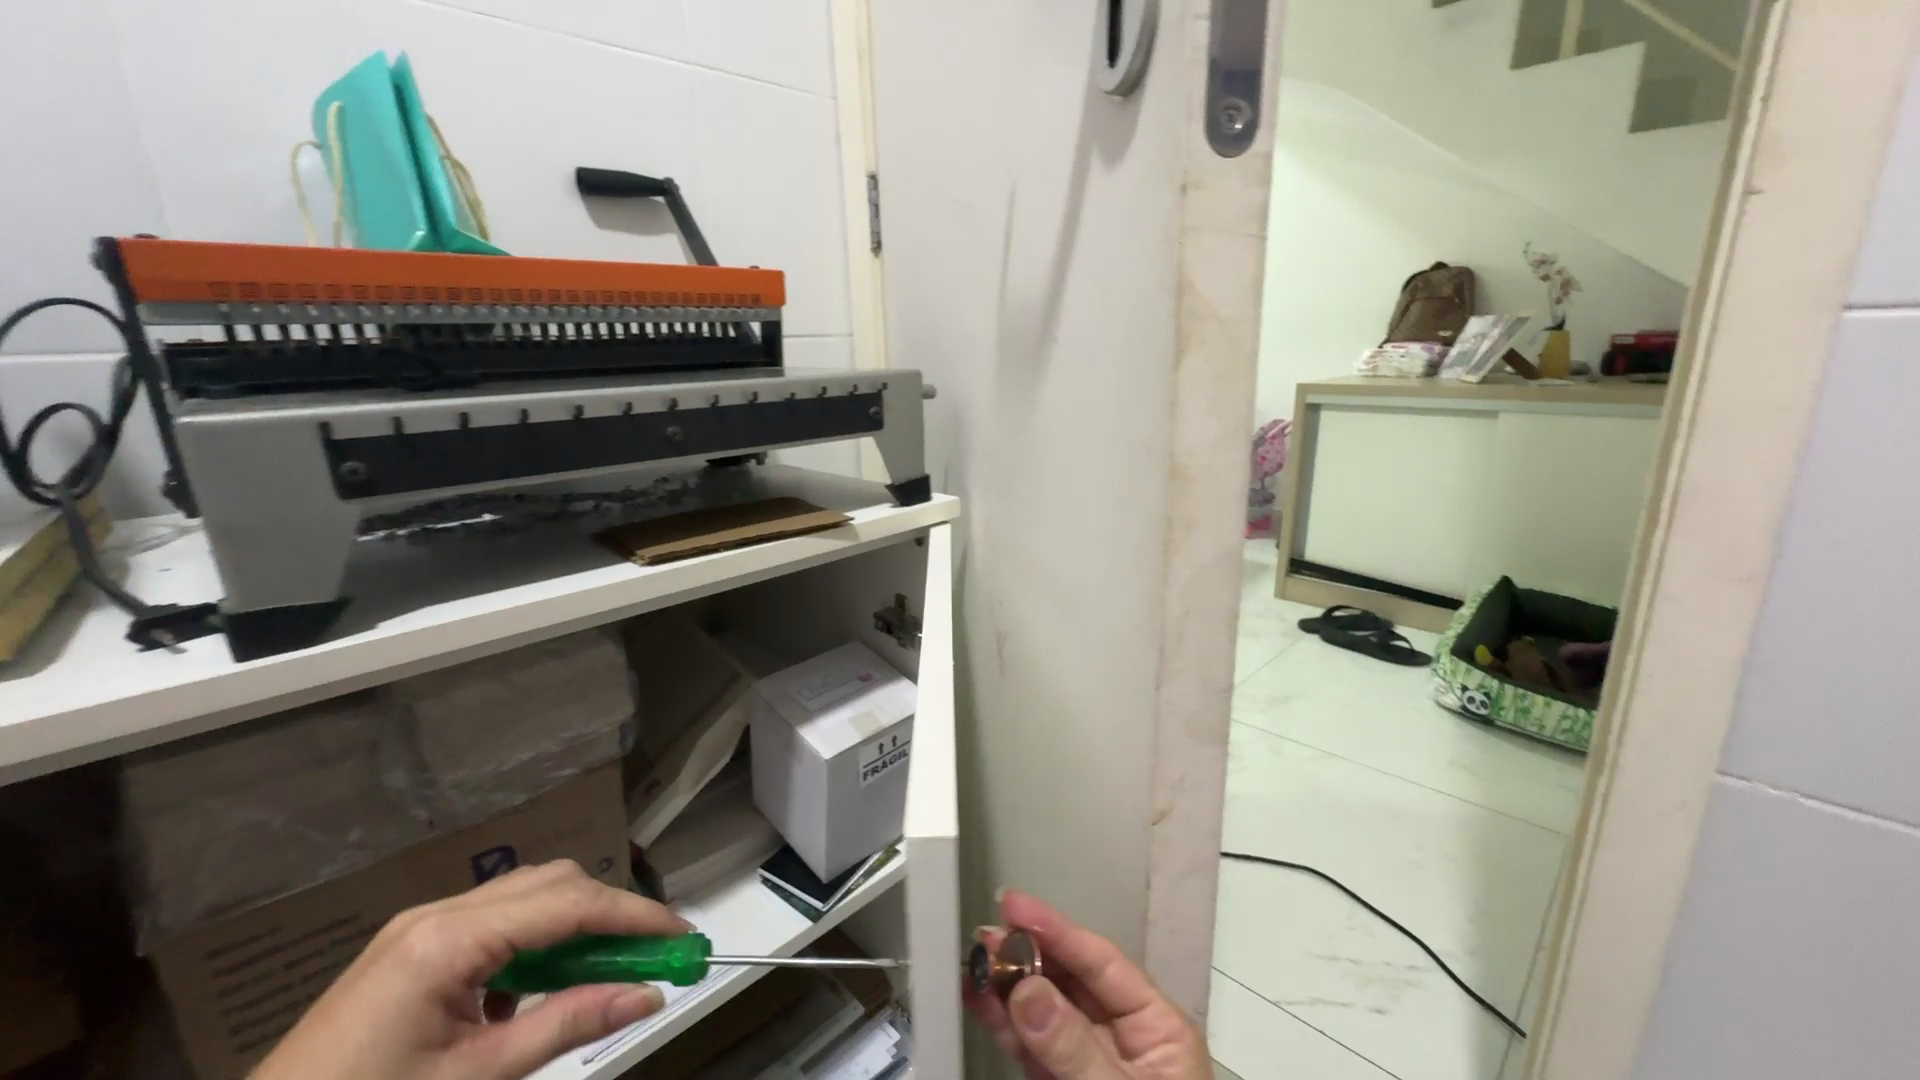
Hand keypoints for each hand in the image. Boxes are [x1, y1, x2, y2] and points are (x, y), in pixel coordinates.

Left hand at [253, 859, 690, 1079]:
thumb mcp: (475, 1077)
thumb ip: (566, 1024)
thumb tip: (649, 995)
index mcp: (450, 938)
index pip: (570, 903)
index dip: (636, 914)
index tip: (683, 935)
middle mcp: (438, 912)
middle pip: (552, 882)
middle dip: (610, 910)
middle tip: (652, 954)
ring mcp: (420, 924)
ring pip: (525, 895)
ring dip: (575, 922)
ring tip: (610, 967)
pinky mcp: (411, 946)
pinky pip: (494, 921)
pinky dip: (535, 942)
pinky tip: (540, 989)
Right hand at [965, 889, 1210, 1079]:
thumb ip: (1075, 1048)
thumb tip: (1028, 991)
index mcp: (1156, 1028)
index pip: (1100, 961)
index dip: (1056, 928)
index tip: (1015, 906)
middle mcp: (1122, 1036)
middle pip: (1069, 978)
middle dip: (1026, 953)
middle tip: (985, 935)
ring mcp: (1089, 1061)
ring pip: (1043, 1007)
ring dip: (1008, 983)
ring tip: (974, 961)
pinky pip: (1030, 1044)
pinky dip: (1004, 1021)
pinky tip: (982, 1000)